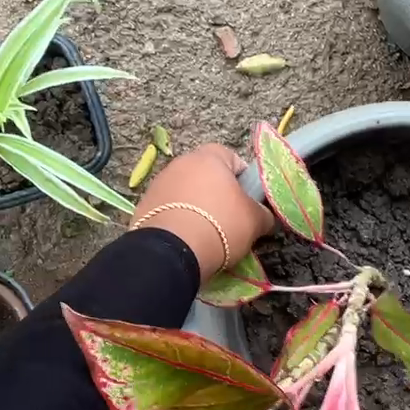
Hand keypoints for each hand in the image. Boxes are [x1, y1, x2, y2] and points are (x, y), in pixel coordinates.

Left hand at [132, 144, 273, 277]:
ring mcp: (159, 182)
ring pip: (186, 191)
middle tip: (231, 218)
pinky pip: (169, 208)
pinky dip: (179, 219)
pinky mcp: (144, 204)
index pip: (233, 158)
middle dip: (218, 193)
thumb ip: (264, 214)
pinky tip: (187, 239)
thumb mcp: (255, 221)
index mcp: (210, 157)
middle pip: (207, 174)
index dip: (244, 180)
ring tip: (207, 233)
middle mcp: (182, 162)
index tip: (249, 201)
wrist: (172, 252)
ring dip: (197, 206)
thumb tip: (265, 217)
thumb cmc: (220, 225)